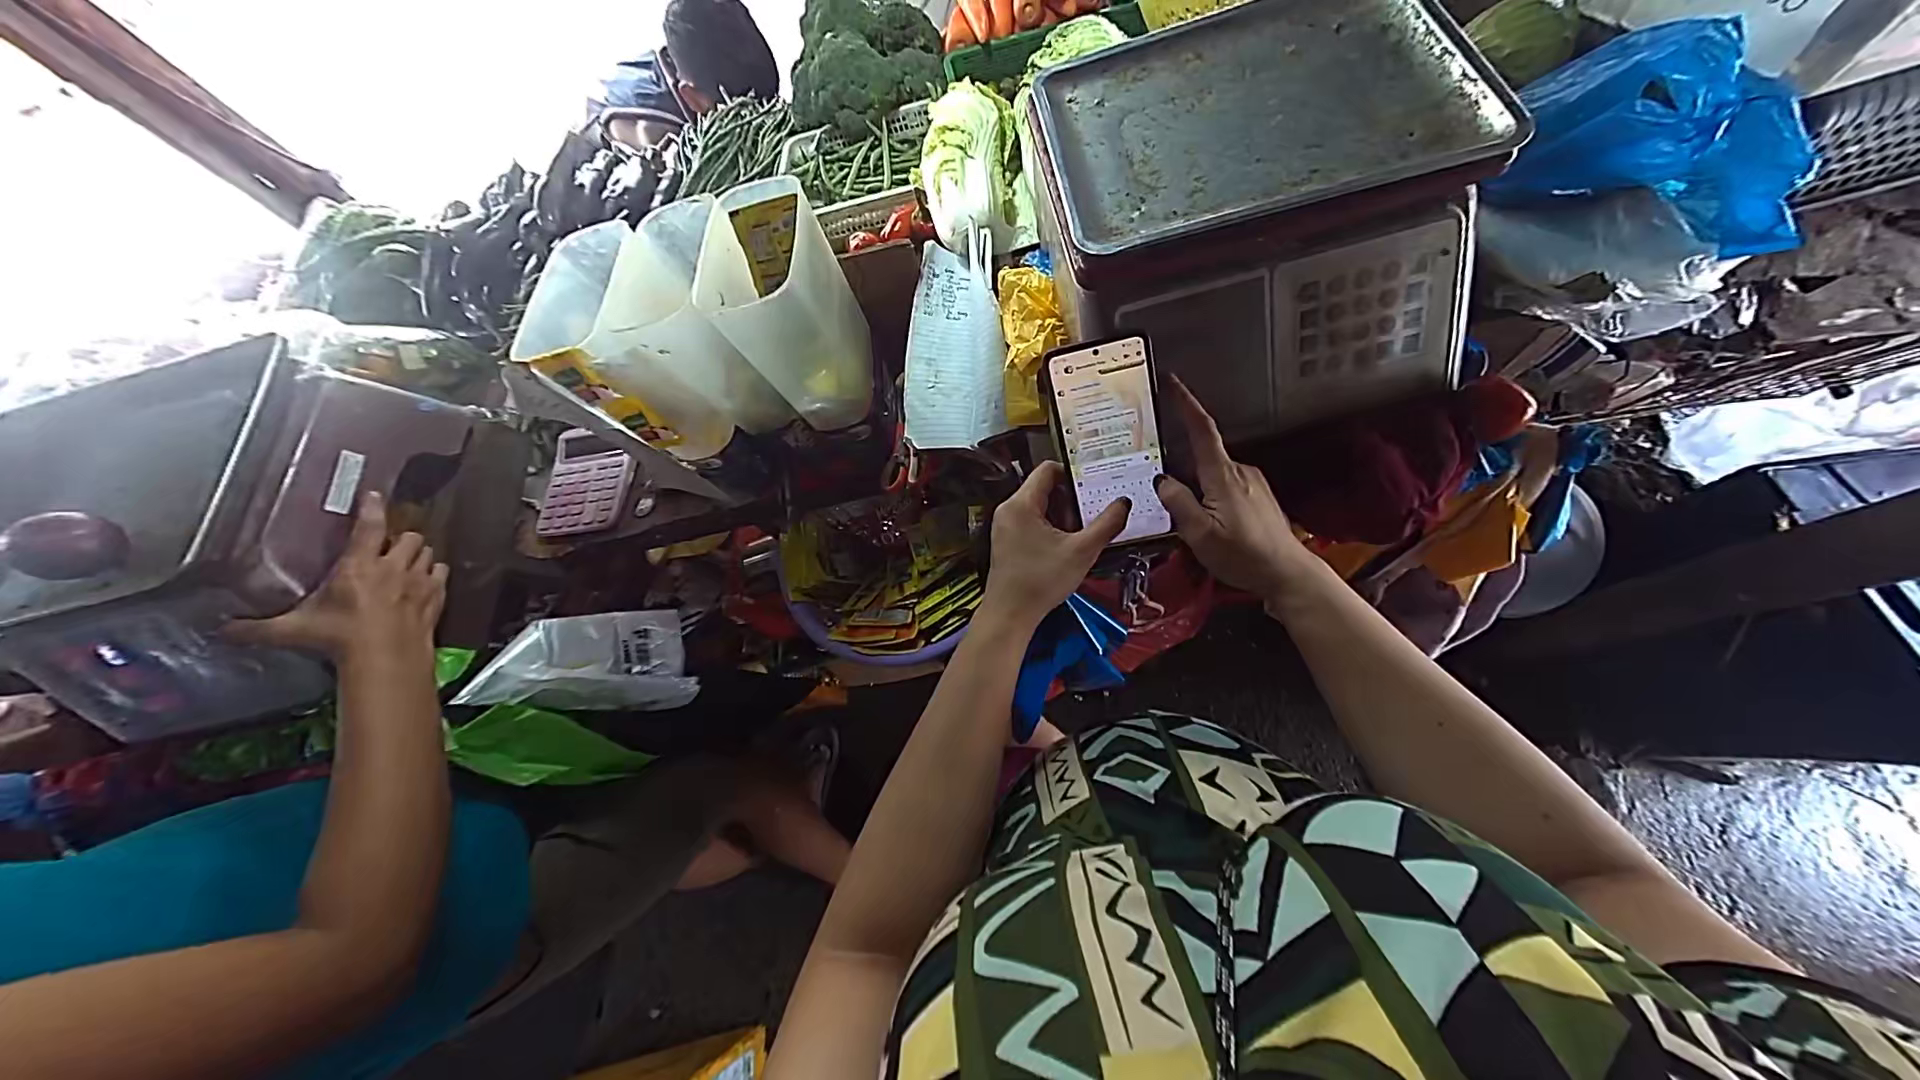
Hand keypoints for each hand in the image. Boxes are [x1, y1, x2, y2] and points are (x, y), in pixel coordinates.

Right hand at [226, 493, 446, 661]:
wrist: (388, 655)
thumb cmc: (341, 638)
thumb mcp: (293, 630)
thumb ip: (256, 628)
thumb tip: (221, 631)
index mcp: (360, 565)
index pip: (369, 526)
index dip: (372, 508)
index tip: (373, 496)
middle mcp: (394, 567)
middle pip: (410, 536)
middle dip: (401, 538)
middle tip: (390, 547)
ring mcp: (420, 579)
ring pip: (428, 552)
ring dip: (419, 554)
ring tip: (408, 562)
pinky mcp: (438, 594)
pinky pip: (442, 572)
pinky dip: (435, 572)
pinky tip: (426, 579)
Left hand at [980, 461, 1128, 631]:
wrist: (1010, 614)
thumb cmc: (1040, 582)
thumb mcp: (1081, 552)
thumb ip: (1106, 524)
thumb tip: (1123, 503)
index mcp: (1021, 504)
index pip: (1047, 469)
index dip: (1072, 472)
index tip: (1093, 482)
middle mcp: (1008, 510)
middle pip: (1044, 488)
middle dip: (1070, 499)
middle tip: (1090, 512)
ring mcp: (1005, 526)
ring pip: (1039, 506)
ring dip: (1062, 515)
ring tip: (1080, 532)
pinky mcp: (1006, 540)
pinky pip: (1031, 521)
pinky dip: (1050, 527)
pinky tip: (1064, 545)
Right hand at [1155, 377, 1327, 604]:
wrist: (1287, 573)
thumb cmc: (1243, 555)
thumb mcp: (1199, 534)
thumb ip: (1178, 503)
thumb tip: (1163, 480)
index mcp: (1223, 475)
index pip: (1202, 430)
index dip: (1186, 403)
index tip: (1173, 382)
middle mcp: (1240, 471)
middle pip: (1202, 455)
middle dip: (1181, 465)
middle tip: (1161, 483)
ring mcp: (1252, 482)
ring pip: (1212, 474)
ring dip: (1196, 487)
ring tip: (1185, 515)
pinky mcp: (1258, 495)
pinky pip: (1224, 485)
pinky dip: (1209, 495)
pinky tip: (1206, 520)